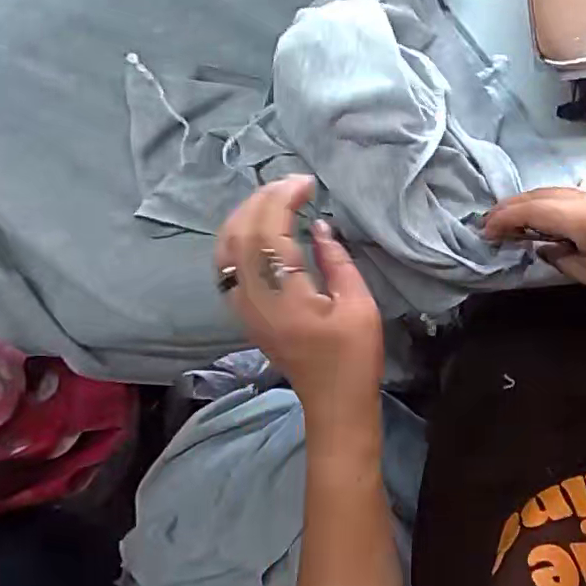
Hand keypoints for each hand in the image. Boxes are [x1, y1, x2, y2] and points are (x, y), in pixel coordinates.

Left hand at [217, 176, 382, 412]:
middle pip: (241, 235)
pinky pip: (227, 266)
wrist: (333, 402)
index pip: (270, 234)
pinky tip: (255, 228)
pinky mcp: (244, 314)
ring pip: (226, 250)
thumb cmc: (354, 357)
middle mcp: (255, 301)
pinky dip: (236, 238)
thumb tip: (319, 227)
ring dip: (245, 216)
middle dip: (262, 201)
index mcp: (287, 299)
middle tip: (290, 184)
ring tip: (272, 198)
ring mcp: (244, 309)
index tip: (306, 184)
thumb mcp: (360, 306)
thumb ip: (337, 262)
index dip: (283, 201)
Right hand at [484, 188, 585, 311]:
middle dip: (515, 206)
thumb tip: (546, 247)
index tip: (484, 230)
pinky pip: (580, 198)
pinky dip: (557, 207)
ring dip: (536, 204)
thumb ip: (562, 257)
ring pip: (563, 193)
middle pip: (545, 193)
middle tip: (492, 222)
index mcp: (585, 214)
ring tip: (517, 222)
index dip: (505, 217)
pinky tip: (553, 223)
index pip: (533, 208)